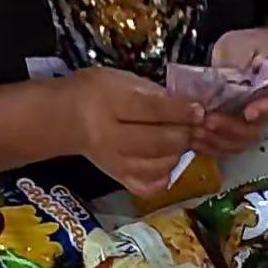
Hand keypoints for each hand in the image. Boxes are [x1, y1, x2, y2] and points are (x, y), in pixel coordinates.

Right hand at [59, 67, 200, 196]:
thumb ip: (154, 94)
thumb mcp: (122, 80)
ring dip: (176, 154)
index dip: (180, 111)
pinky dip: (163, 178)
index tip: (199, 111)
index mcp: (112, 106)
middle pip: (160, 142)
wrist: (68, 119)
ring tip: (177, 142)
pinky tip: (165, 165)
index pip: (153, 111)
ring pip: (159, 166)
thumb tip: (187, 108)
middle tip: (192, 127)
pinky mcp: (120, 180)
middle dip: (183, 134)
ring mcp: (118, 164)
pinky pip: (149, 187)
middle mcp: (114, 139)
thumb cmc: (98, 93)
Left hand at [193, 28, 267, 157]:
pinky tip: (194, 142)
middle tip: (210, 121)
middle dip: (232, 129)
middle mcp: (266, 115)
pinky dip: (210, 148)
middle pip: (255, 132)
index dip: (266, 111)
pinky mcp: (235, 136)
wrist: (246, 59)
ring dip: (218, 142)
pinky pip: (226, 149)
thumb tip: (221, 78)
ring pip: (240, 144)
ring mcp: (251, 128)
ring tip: (196, 132)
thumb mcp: (241, 46)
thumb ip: (236, 61)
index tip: (249, 113)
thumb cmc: (247, 49)